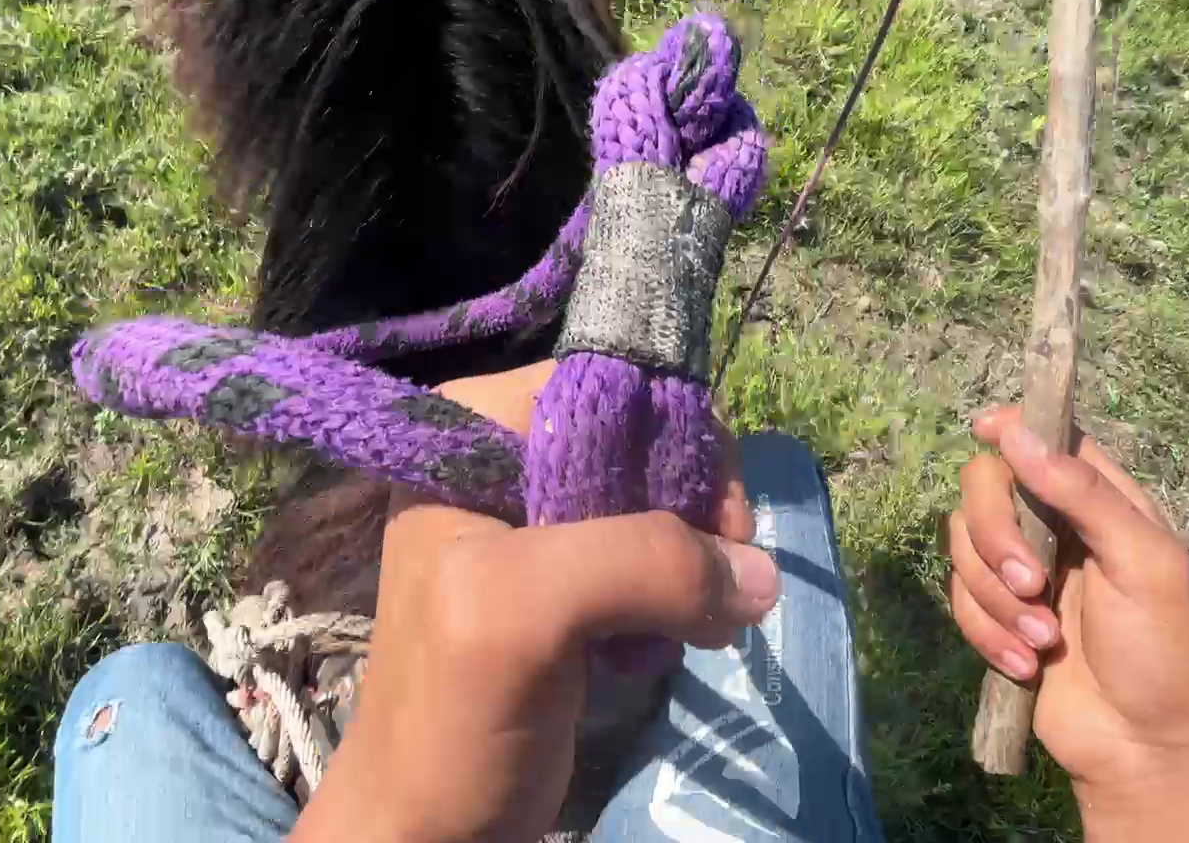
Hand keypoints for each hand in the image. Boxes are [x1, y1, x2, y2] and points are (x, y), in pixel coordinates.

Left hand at [294, 361, 778, 842]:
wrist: (429, 829)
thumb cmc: (449, 711)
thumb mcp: (523, 611)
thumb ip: (637, 562)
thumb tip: (759, 571)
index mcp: (474, 432)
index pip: (600, 389)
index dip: (671, 435)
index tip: (720, 514)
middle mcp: (506, 457)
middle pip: (636, 441)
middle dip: (692, 503)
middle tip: (726, 573)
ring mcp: (538, 516)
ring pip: (652, 495)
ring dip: (695, 551)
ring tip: (708, 615)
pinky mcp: (567, 572)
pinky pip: (649, 548)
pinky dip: (682, 584)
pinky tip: (688, 629)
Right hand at [950, 407, 1188, 840]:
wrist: (1143, 753)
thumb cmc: (1166, 655)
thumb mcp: (1146, 567)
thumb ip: (1084, 494)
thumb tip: (1014, 433)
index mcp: (1099, 503)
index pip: (1045, 438)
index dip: (1012, 426)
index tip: (984, 430)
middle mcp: (1051, 524)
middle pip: (983, 485)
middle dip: (996, 537)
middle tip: (1032, 585)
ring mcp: (1017, 566)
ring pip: (961, 541)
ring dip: (995, 598)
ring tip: (1042, 641)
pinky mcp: (991, 607)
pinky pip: (956, 593)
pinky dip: (985, 630)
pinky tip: (1026, 664)